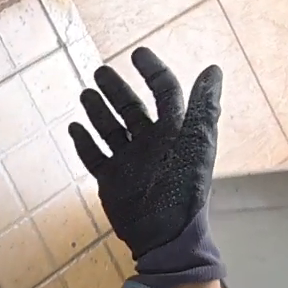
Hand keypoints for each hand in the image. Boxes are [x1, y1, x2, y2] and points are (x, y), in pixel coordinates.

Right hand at [69, 47, 225, 287]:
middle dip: (116, 89)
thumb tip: (212, 68)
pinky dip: (84, 142)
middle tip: (100, 72)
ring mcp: (129, 162)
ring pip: (110, 129)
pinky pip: (94, 156)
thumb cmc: (184, 186)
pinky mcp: (110, 180)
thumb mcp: (197, 142)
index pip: (164, 93)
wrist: (164, 233)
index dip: (153, 72)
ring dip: (98, 111)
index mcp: (174, 132)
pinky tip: (74, 127)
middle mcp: (151, 143)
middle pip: (131, 108)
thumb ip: (204, 107)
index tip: (137, 54)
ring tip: (85, 94)